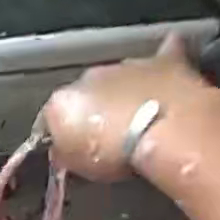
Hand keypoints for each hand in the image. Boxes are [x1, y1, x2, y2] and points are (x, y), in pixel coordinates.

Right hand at [42, 35, 211, 181]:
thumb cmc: (117, 153)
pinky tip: (163, 70)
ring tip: (134, 115)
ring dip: (121, 91)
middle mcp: (88, 78)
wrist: (171, 134)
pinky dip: (160, 64)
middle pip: (83, 94)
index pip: (48, 119)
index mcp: (59, 102)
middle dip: (90, 109)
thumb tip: (63, 148)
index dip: (58, 136)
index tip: (68, 149)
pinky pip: (163, 53)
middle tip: (103, 133)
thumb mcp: (75, 166)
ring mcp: (127, 66)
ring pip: (117, 78)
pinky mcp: (165, 61)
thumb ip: (62, 152)